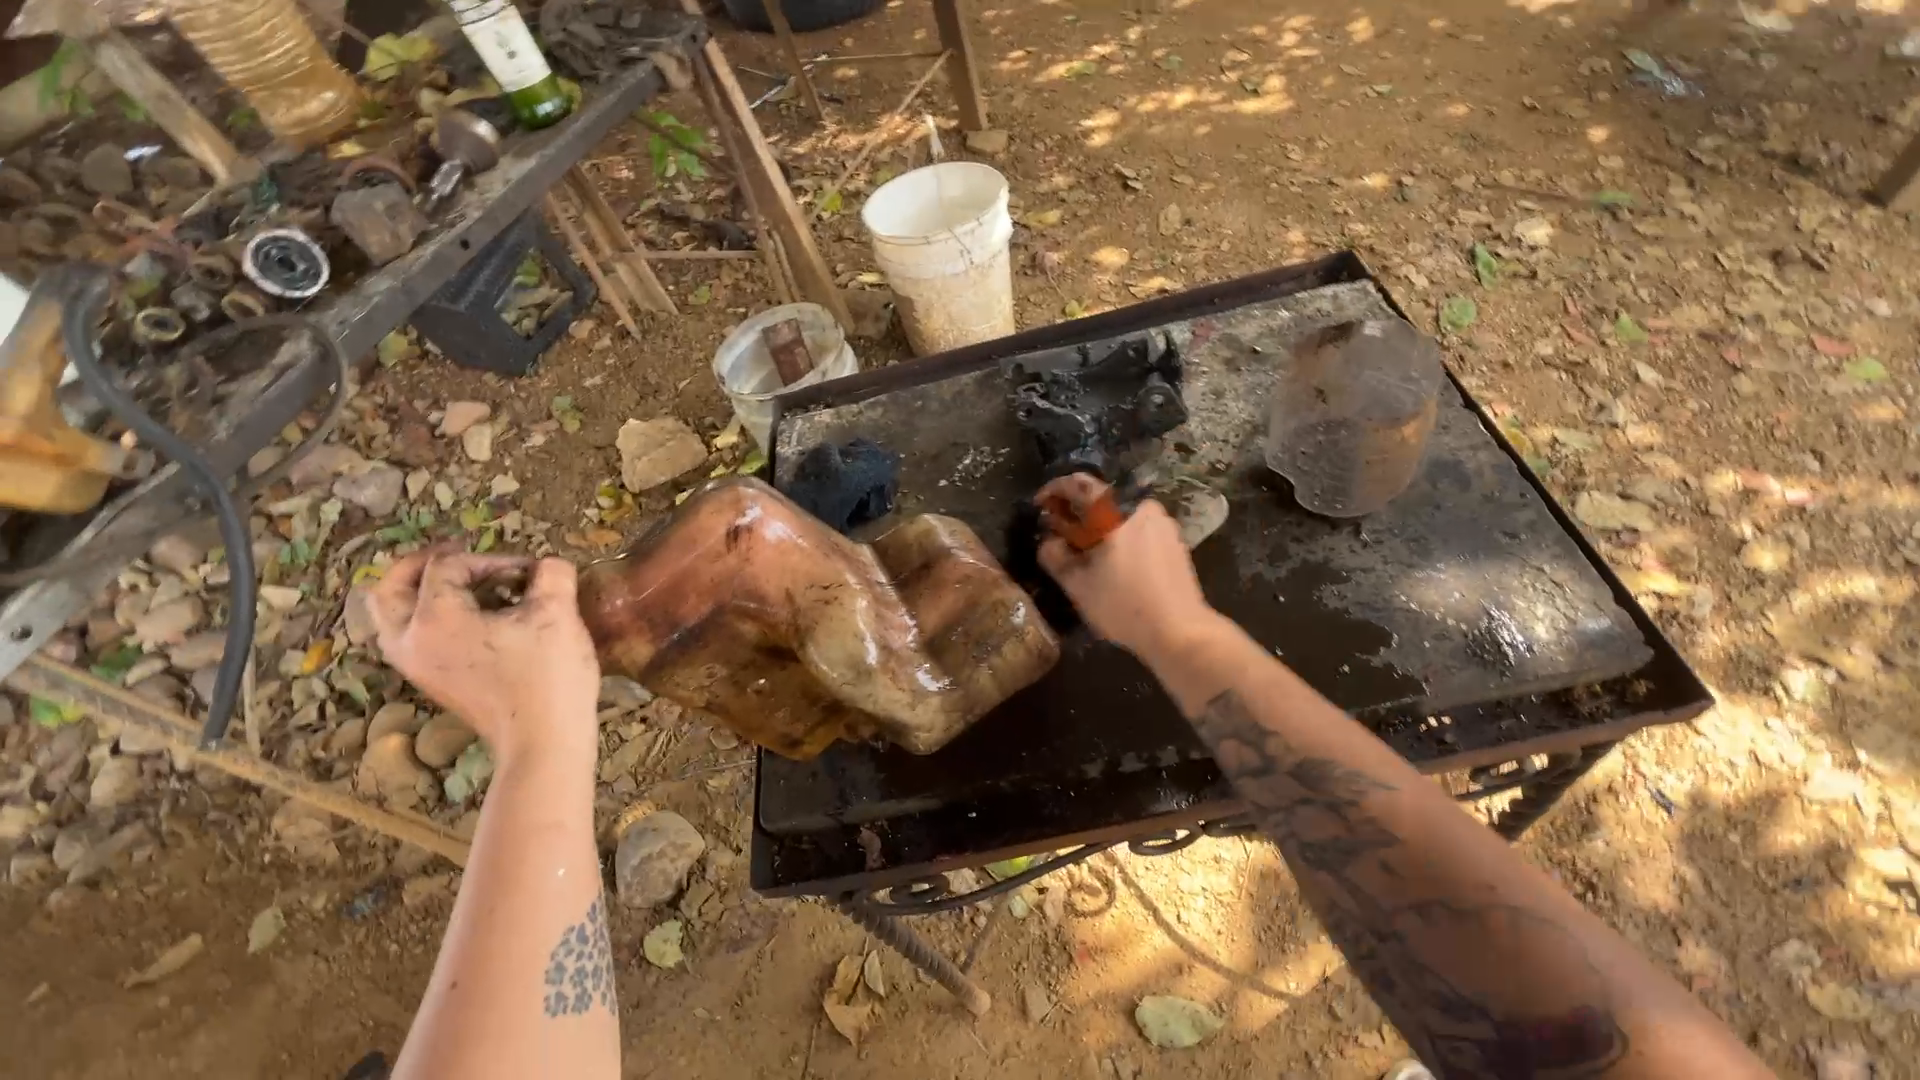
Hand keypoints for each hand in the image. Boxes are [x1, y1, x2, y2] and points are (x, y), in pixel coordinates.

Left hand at [367, 550, 600, 769]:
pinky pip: (409, 636)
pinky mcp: (431, 682)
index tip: (529, 573)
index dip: (491, 559)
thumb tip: (548, 566)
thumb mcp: (559, 614)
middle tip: (460, 557)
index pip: (448, 566)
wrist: (543, 740)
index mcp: (434, 618)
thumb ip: (552, 574)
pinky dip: (427, 617)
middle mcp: (410, 640)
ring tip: (461, 586)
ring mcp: (415, 666)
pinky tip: (468, 618)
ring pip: (392, 615)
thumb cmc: (549, 675)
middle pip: (390, 587)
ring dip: (419, 592)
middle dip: (423, 565)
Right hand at [1036, 474, 1218, 662]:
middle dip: (1077, 512)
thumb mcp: (1077, 585)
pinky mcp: (1175, 541)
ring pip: (1121, 515)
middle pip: (1102, 500)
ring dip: (1100, 526)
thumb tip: (1048, 540)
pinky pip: (1138, 528)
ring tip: (1086, 550)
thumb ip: (1054, 556)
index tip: (1040, 504)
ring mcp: (1163, 523)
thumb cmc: (1123, 605)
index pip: (1078, 484)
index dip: (1054, 490)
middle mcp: (1142, 507)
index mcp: (1116, 511)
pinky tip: (1114, 561)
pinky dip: (1120, 536)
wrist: (1180, 631)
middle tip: (1060, 532)